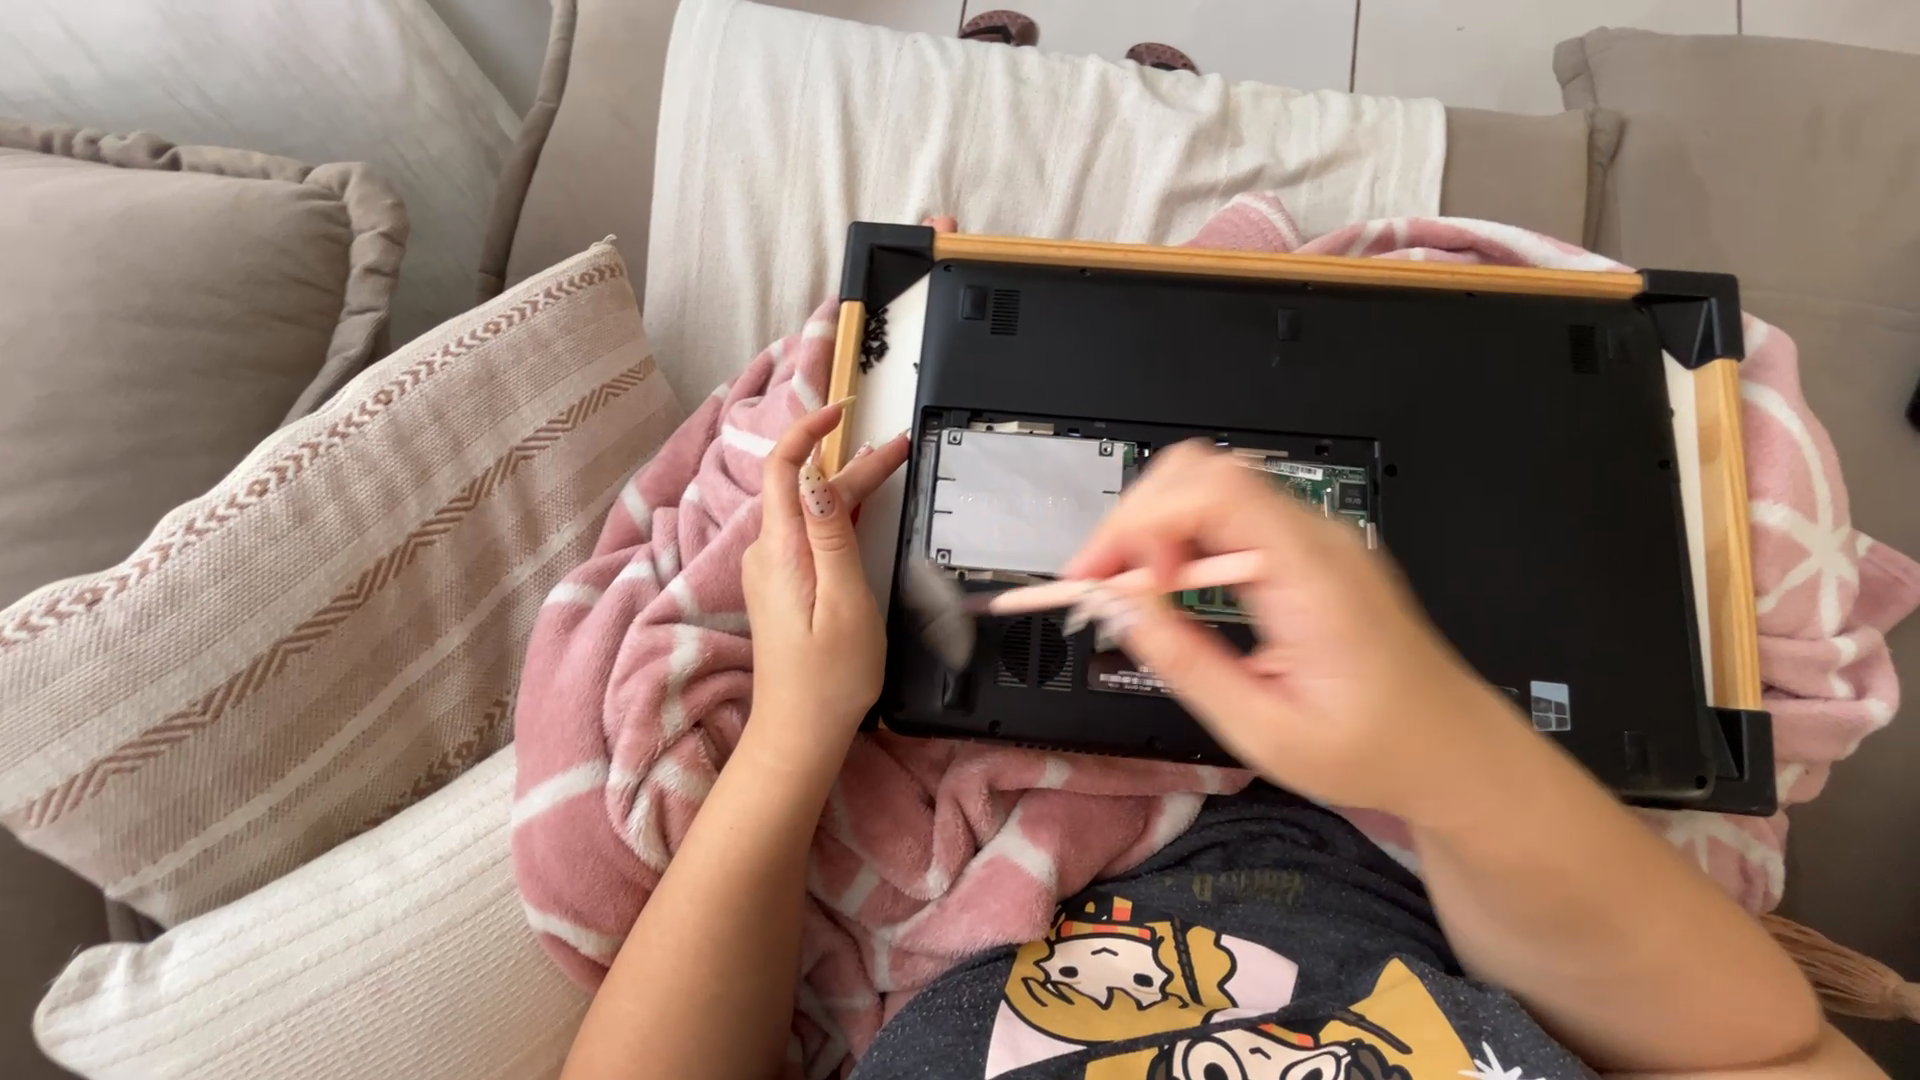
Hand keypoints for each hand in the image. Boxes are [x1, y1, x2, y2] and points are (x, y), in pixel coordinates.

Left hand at [741, 402, 909, 761]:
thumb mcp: (844, 603)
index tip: (841, 412)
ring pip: (809, 510)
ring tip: (889, 465)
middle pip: (806, 488)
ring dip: (846, 486)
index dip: (808, 431)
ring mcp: (773, 568)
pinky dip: (836, 513)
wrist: (799, 730)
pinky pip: (808, 533)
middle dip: (853, 464)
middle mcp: (768, 552)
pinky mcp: (782, 584)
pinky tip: (857, 506)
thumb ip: (831, 538)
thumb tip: (820, 477)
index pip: (784, 469)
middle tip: (902, 448)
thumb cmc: (830, 676)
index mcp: (782, 551)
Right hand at [1064, 441, 1528, 826]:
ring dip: (1153, 528)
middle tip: (1103, 582)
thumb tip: (1121, 609)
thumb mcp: (1265, 729)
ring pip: (1208, 486)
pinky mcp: (1305, 551)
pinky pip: (1227, 516)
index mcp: (1315, 576)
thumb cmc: (1379, 749)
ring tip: (1130, 590)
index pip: (1212, 493)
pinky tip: (1167, 587)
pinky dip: (1179, 540)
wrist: (1453, 754)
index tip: (1103, 575)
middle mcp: (1318, 540)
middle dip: (1134, 520)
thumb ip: (1185, 662)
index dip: (1141, 522)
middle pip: (1201, 473)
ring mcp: (1315, 539)